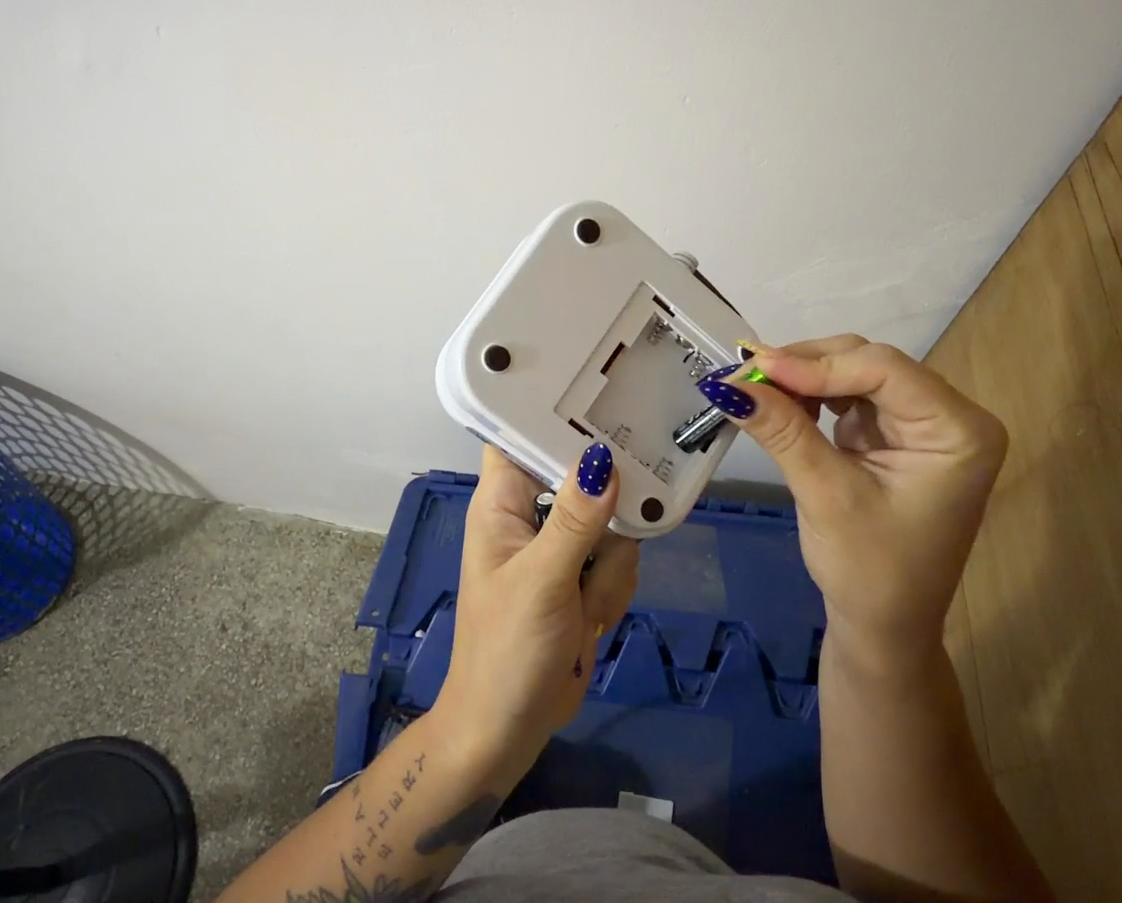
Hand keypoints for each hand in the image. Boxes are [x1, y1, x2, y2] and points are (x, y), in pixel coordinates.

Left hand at [433, 444, 639, 772]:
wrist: (510, 726)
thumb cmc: (507, 650)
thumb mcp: (541, 582)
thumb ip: (575, 521)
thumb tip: (603, 459)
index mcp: (502, 504)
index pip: (520, 435)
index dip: (551, 414)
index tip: (600, 396)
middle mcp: (531, 516)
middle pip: (584, 477)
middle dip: (604, 514)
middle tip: (616, 529)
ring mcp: (561, 549)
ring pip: (612, 524)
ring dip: (608, 569)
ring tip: (582, 606)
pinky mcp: (584, 578)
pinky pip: (619, 561)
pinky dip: (612, 593)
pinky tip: (589, 623)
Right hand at [699, 336, 1006, 675]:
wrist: (884, 626)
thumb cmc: (870, 570)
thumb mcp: (826, 496)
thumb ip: (784, 432)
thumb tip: (727, 384)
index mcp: (959, 432)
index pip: (886, 370)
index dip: (819, 364)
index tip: (757, 369)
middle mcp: (948, 417)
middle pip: (871, 364)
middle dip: (807, 366)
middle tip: (746, 374)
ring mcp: (919, 425)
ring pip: (855, 374)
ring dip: (803, 378)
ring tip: (755, 388)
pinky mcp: (891, 436)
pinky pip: (847, 398)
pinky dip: (809, 397)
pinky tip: (778, 403)